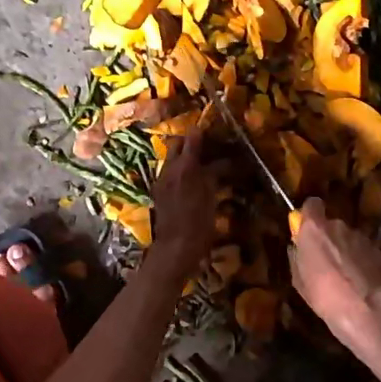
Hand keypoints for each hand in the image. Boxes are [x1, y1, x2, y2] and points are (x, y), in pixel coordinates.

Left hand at [144, 127, 219, 280]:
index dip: (203, 132)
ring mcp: (164, 183)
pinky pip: (174, 175)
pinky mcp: (162, 195)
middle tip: (213, 147)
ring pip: (176, 161)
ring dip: (191, 158)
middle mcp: (170, 171)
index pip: (191, 138)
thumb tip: (215, 150)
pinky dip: (186, 173)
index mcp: (183, 168)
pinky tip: (200, 182)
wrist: (176, 250)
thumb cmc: (197, 224)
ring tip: (209, 164)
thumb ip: (211, 170)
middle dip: (194, 143)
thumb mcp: (209, 195)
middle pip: (179, 146)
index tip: (218, 130)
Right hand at [290, 198, 380, 354]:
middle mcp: (338, 225)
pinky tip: (358, 278)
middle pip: (330, 224)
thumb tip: (298, 247)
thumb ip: (297, 256)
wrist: (364, 308)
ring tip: (343, 273)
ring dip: (344, 248)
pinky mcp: (375, 249)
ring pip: (347, 237)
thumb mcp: (299, 279)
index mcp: (314, 228)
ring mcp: (359, 236)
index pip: (311, 204)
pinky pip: (361, 248)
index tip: (306, 230)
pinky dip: (358, 258)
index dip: (309, 215)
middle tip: (324, 259)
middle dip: (327, 237)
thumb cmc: (323, 294)